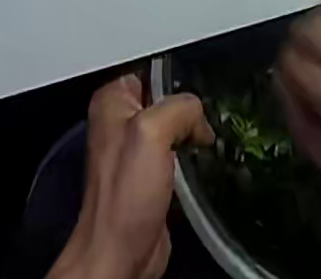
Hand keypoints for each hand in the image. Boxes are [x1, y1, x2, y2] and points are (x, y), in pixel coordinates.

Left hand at [50, 73, 213, 278]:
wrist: (120, 257)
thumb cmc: (124, 198)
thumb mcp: (153, 131)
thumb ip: (181, 106)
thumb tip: (198, 117)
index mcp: (114, 99)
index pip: (152, 63)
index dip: (177, 69)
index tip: (198, 76)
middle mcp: (123, 118)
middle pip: (169, 90)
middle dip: (190, 100)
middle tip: (203, 112)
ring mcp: (139, 145)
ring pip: (179, 117)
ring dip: (195, 126)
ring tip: (206, 131)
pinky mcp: (154, 169)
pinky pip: (182, 143)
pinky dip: (195, 146)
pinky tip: (205, 150)